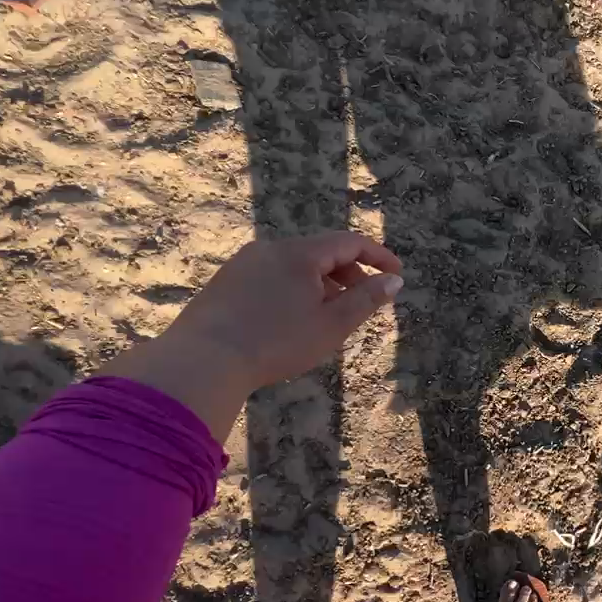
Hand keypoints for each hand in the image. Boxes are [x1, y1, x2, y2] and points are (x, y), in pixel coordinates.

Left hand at [102, 233, 403, 438]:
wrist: (203, 360)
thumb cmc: (278, 341)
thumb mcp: (333, 324)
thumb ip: (368, 299)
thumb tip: (394, 280)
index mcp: (299, 253)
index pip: (349, 242)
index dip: (379, 255)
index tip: (398, 273)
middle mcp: (270, 248)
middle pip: (322, 251)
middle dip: (351, 272)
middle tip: (367, 298)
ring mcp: (244, 263)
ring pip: (297, 264)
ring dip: (324, 282)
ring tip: (333, 312)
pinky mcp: (226, 281)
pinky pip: (274, 274)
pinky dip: (298, 287)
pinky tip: (297, 316)